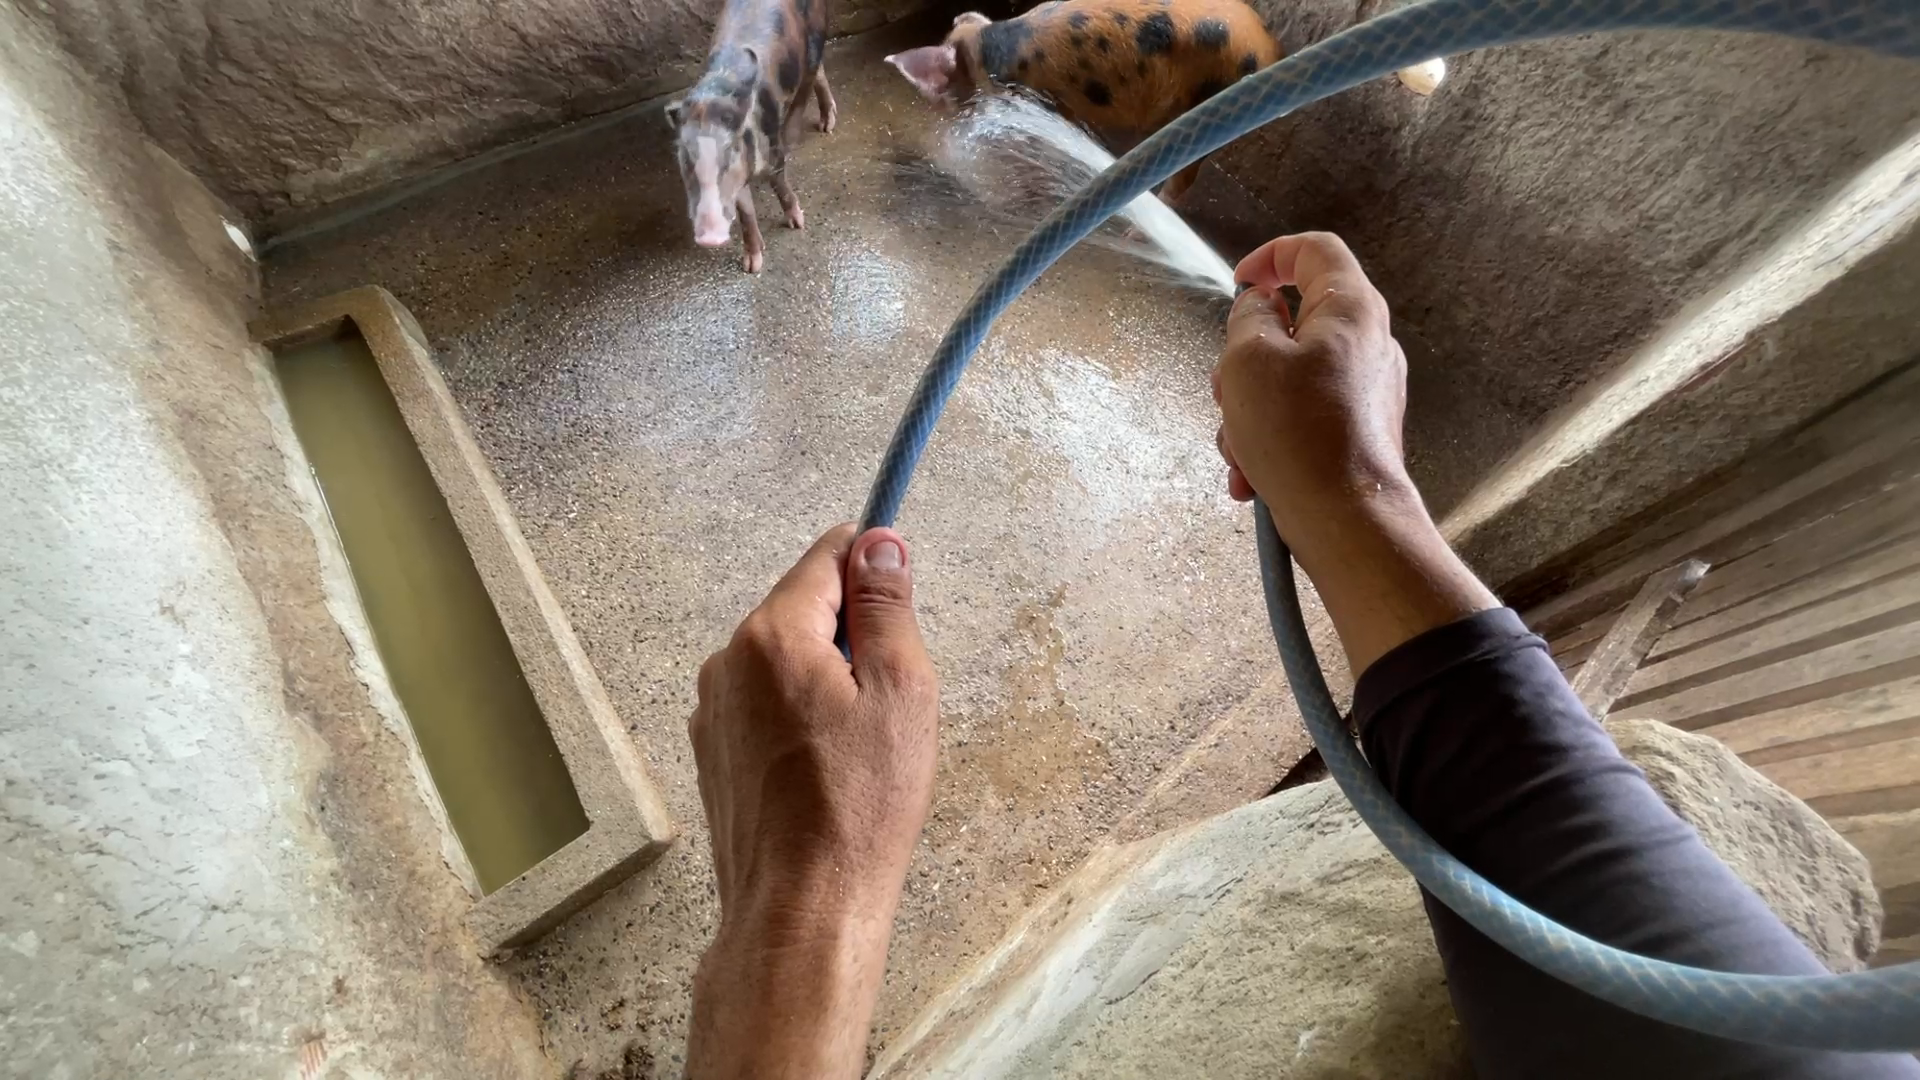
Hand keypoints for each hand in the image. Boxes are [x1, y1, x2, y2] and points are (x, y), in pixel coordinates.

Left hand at [687, 524, 938, 1078]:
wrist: (801, 911)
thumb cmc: (863, 801)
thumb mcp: (900, 689)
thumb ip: (886, 606)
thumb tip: (880, 543)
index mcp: (772, 634)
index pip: (826, 556)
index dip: (869, 559)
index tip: (899, 581)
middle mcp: (729, 659)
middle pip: (804, 605)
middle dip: (851, 629)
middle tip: (889, 690)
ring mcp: (713, 706)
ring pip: (786, 654)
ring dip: (826, 671)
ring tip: (859, 737)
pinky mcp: (713, 747)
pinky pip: (766, 697)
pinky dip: (800, 707)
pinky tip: (825, 762)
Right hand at [1214, 232, 1495, 673]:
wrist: (1344, 516)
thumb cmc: (1293, 430)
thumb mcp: (1247, 361)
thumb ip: (1247, 319)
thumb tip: (1257, 308)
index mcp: (1349, 309)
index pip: (1312, 249)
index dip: (1268, 256)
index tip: (1236, 286)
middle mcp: (1366, 341)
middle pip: (1291, 324)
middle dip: (1242, 360)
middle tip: (1223, 393)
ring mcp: (1364, 388)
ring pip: (1286, 378)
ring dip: (1248, 409)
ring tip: (1238, 450)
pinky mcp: (1356, 428)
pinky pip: (1299, 416)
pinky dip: (1269, 436)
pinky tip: (1251, 474)